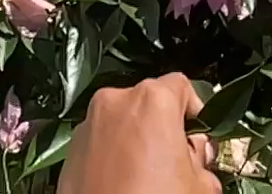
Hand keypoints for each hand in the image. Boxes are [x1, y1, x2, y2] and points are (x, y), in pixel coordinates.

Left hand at [57, 73, 218, 193]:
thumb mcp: (198, 186)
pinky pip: (101, 142)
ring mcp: (89, 125)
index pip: (182, 87)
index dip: (195, 112)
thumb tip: (196, 154)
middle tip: (174, 162)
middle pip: (150, 103)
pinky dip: (112, 155)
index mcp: (152, 100)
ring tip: (145, 178)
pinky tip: (121, 185)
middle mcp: (117, 101)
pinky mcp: (70, 152)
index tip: (198, 137)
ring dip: (136, 140)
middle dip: (164, 128)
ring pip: (123, 121)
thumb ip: (202, 159)